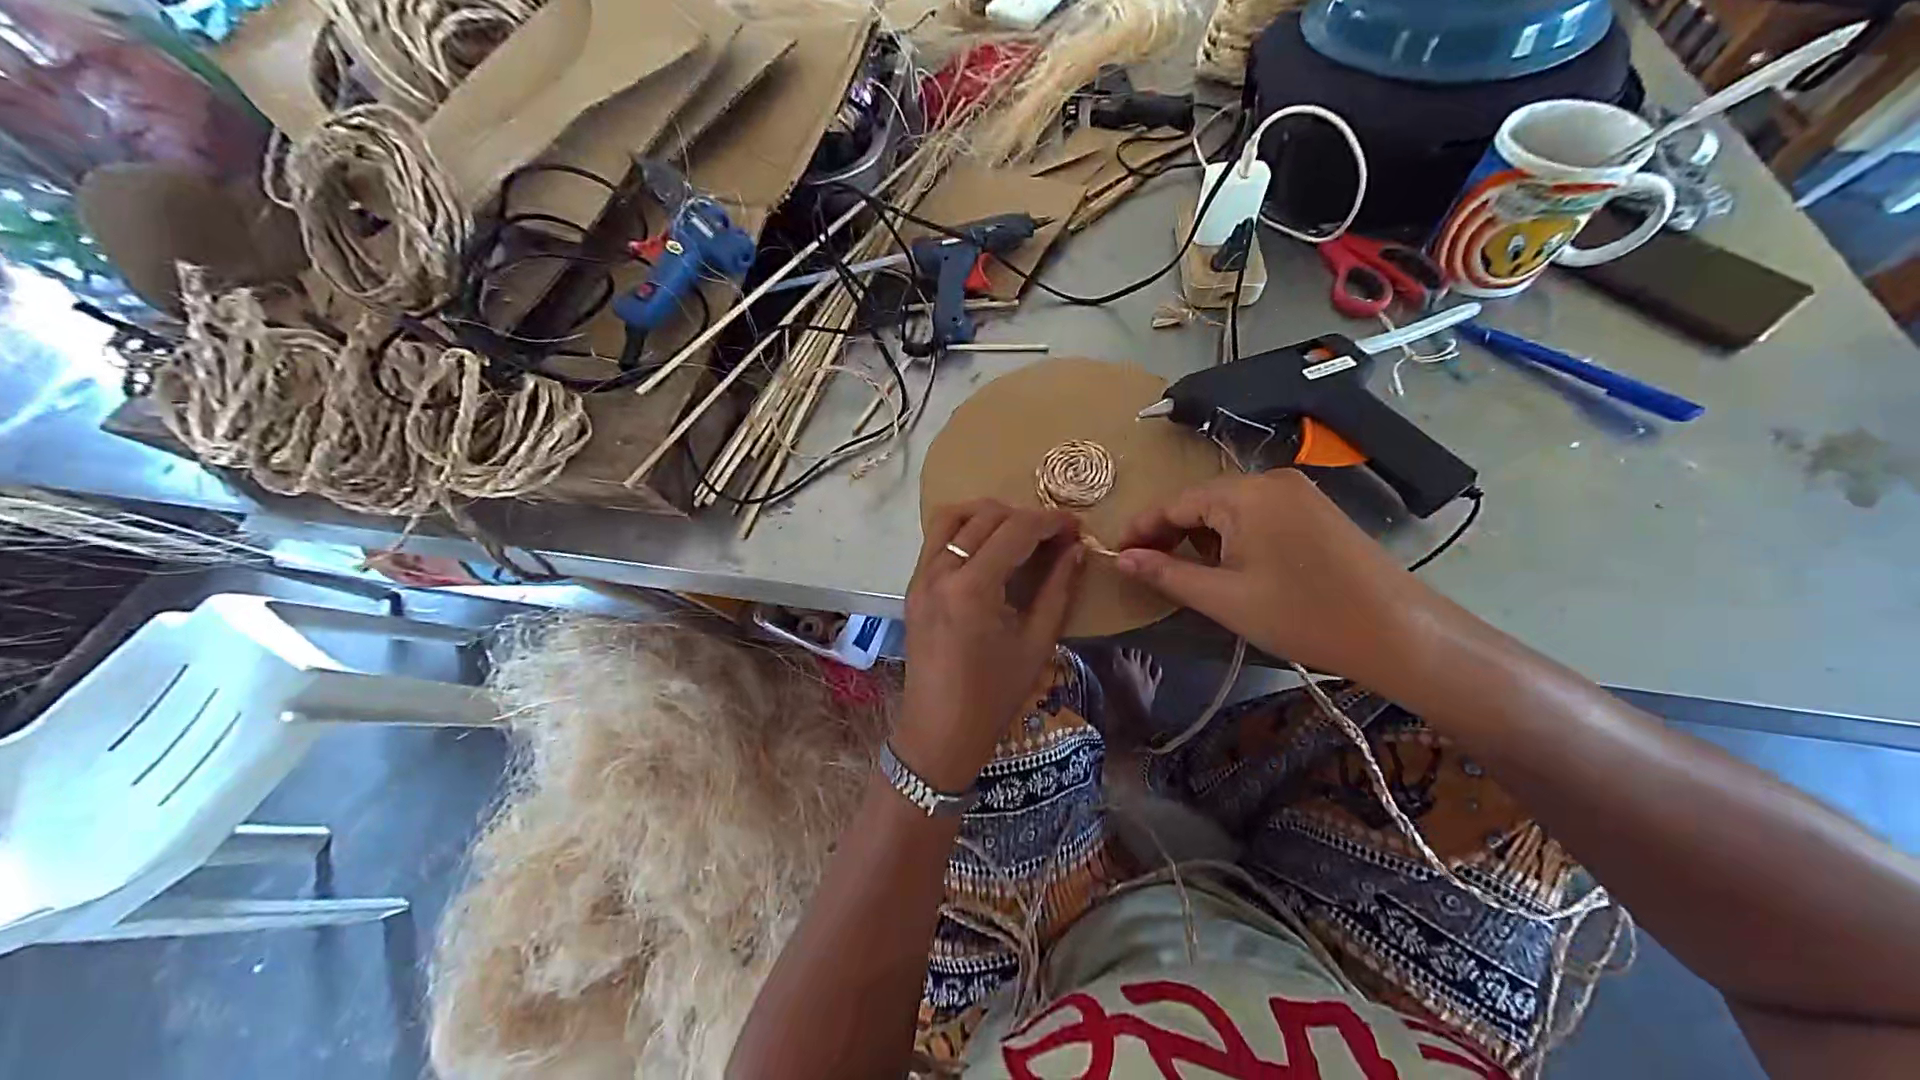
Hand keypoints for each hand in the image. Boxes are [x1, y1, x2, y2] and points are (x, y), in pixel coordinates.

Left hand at [900, 500, 1085, 791]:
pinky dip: (964, 529)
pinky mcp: (913, 586)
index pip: (1015, 530)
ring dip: (989, 514)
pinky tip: (987, 546)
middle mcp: (940, 572)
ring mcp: (920, 577)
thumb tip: (1076, 550)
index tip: (1075, 527)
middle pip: (985, 516)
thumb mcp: (1037, 643)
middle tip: (1054, 535)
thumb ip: (1058, 590)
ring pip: (952, 517)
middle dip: (1025, 516)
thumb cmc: (994, 696)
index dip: (1050, 522)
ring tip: (1019, 532)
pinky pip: (936, 538)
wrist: (939, 730)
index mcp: (972, 588)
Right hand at [1112, 470, 1446, 682]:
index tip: (1116, 553)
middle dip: (1170, 533)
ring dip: (1202, 537)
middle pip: (1202, 502)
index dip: (1142, 529)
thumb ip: (1166, 574)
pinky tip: (1230, 566)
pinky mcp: (1316, 511)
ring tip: (1185, 572)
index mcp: (1244, 494)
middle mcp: (1271, 480)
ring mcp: (1298, 493)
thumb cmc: (1301, 614)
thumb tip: (1121, 559)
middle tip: (1146, 567)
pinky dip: (1233, 537)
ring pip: (1230, 510)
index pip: (1175, 503)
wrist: (1398, 632)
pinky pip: (1258, 515)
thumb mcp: (1223, 598)